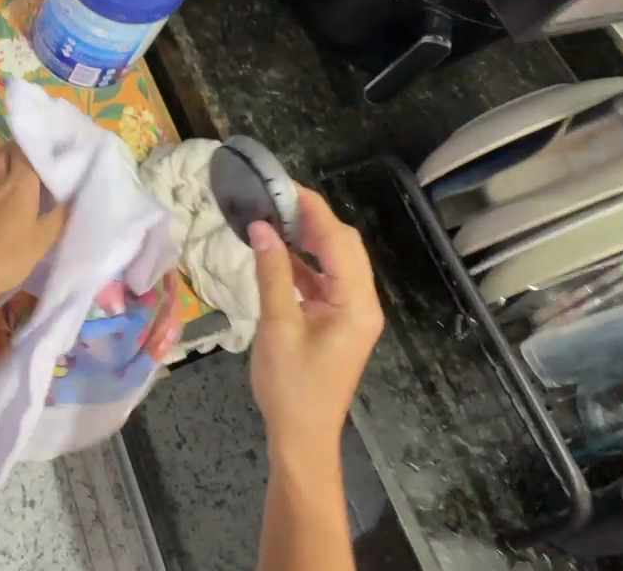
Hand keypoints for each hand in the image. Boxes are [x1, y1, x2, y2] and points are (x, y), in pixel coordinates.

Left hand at [0, 143, 66, 313]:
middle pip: (5, 151)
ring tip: (20, 180)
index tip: (52, 152)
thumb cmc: (9, 254)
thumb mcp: (43, 239)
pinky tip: (1, 201)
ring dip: (5, 165)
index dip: (39, 147)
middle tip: (36, 162)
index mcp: (19, 181)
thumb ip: (60, 214)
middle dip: (19, 151)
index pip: (27, 149)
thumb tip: (72, 197)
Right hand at [249, 185, 383, 456]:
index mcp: (355, 303)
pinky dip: (304, 261)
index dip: (312, 209)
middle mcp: (362, 303)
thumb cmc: (291, 385)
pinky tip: (278, 252)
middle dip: (312, 218)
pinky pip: (325, 279)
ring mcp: (351, 312)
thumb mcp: (277, 325)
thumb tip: (261, 227)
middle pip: (343, 246)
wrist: (302, 436)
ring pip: (335, 260)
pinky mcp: (338, 320)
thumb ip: (272, 272)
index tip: (282, 186)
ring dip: (308, 238)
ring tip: (274, 217)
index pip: (338, 241)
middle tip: (274, 199)